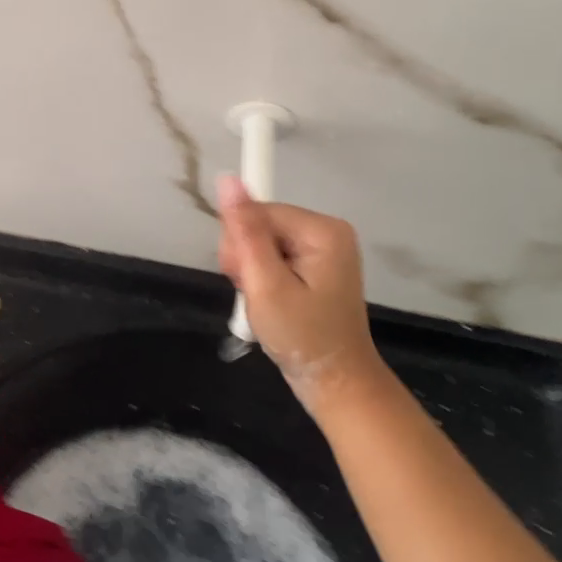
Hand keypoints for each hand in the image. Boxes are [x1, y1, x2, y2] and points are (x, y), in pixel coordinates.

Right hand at [216, 174, 381, 410]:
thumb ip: (246, 232)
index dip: (241, 243)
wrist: (333, 381)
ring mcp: (321, 250)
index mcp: (322, 230)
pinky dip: (262, 280)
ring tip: (264, 302)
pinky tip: (270, 302)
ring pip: (261, 243)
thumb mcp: (266, 284)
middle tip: (257, 294)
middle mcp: (326, 232)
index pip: (258, 212)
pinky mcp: (314, 267)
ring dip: (251, 272)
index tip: (245, 277)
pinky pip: (272, 258)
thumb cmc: (302, 336)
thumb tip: (228, 180)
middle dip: (246, 259)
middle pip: (259, 225)